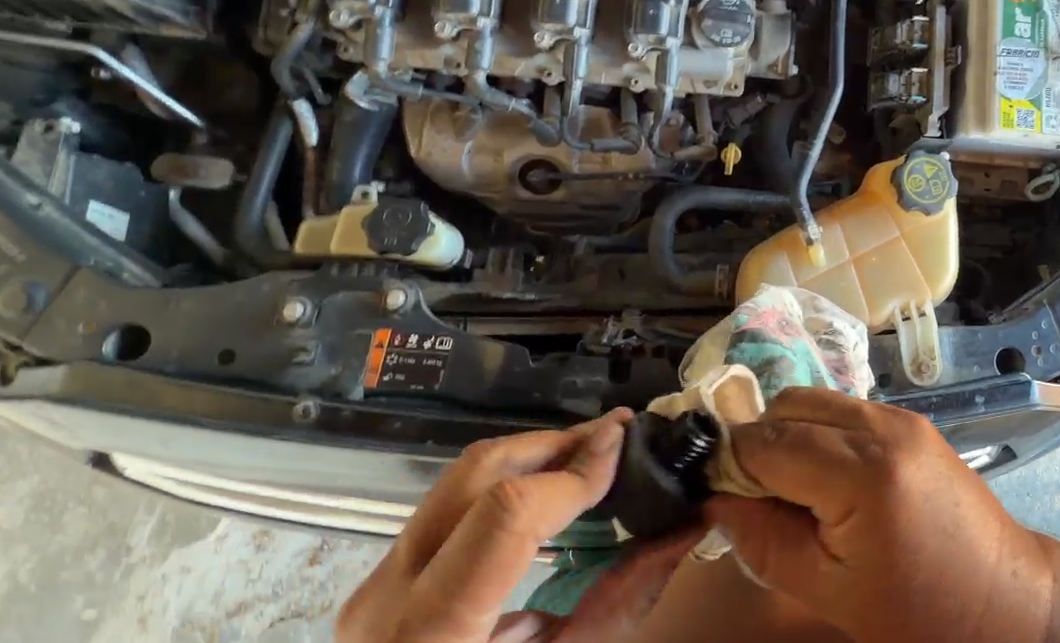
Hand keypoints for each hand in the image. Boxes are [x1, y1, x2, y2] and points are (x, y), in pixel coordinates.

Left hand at [338, 414, 634, 642]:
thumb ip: (619, 605)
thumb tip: (683, 530)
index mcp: (432, 631)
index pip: (508, 511)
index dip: (575, 471)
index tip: (625, 445)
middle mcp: (389, 593)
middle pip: (478, 471)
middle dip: (556, 442)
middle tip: (617, 437)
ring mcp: (376, 582)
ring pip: (460, 478)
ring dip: (534, 457)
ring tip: (592, 459)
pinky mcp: (380, 580)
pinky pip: (451, 507)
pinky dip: (507, 486)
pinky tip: (550, 498)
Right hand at [703, 389, 1055, 642]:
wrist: (1003, 600)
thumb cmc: (916, 612)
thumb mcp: (825, 591)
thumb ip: (760, 539)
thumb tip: (714, 499)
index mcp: (862, 471)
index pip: (768, 441)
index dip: (731, 463)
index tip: (712, 491)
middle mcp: (882, 425)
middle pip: (789, 405)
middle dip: (758, 442)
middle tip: (752, 497)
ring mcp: (901, 417)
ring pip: (816, 400)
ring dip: (788, 433)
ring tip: (789, 490)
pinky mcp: (911, 421)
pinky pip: (845, 410)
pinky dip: (820, 431)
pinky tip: (823, 479)